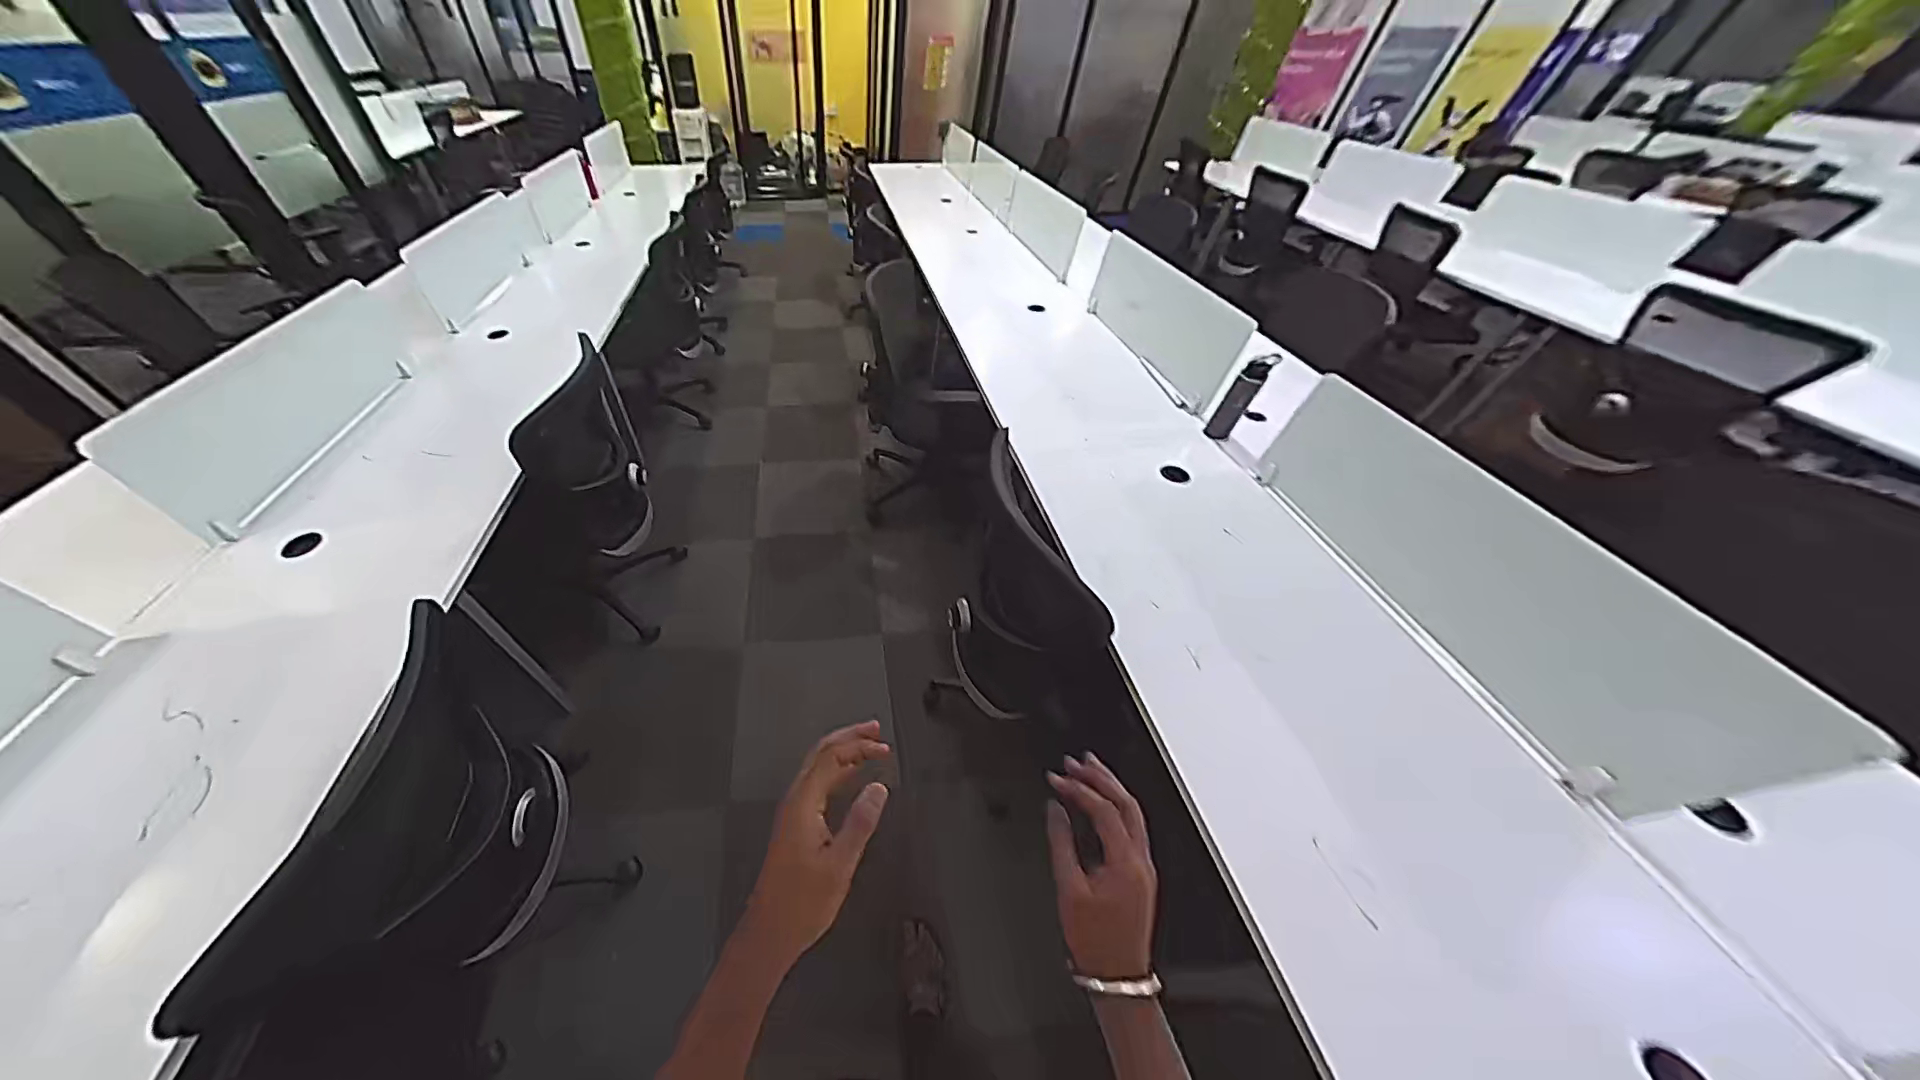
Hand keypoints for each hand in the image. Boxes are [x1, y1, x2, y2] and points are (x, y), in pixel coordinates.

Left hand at [742, 720, 891, 965]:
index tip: (883, 746)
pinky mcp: (795, 825)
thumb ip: (860, 823)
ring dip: (844, 751)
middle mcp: (794, 802)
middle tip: (874, 729)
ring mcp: (793, 813)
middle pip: (820, 754)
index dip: (858, 746)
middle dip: (848, 737)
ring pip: (818, 767)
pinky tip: (851, 776)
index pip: (830, 758)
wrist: (769, 933)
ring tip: (868, 745)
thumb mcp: (840, 864)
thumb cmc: (801, 903)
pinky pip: (818, 783)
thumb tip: (879, 789)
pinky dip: (838, 770)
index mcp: (802, 805)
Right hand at [1046, 753, 1156, 978]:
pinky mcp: (1139, 872)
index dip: (1080, 789)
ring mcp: (1144, 866)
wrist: (1116, 975)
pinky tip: (1099, 802)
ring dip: (1111, 788)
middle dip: (1101, 778)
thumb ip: (1061, 843)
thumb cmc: (1095, 941)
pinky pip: (1131, 827)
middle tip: (1077, 761)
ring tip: (1090, 769)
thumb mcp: (1069, 890)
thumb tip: (1055, 810)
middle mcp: (1141, 860)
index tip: (1058, 778)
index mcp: (1126, 862)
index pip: (1104, 810)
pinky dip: (1114, 807)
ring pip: (1132, 813)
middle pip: (1126, 804)